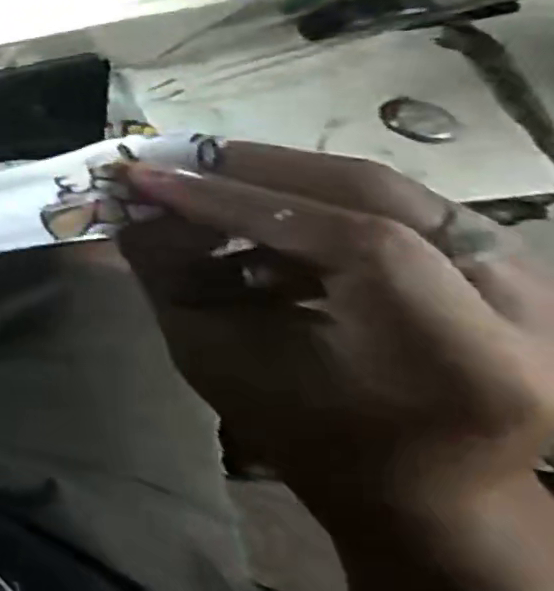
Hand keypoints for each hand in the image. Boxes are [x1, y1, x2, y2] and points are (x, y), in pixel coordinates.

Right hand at [118, 143, 553, 512]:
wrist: (416, 484)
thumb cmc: (304, 431)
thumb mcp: (213, 354)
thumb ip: (169, 270)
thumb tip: (131, 199)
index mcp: (457, 357)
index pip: (355, 241)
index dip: (238, 201)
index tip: (147, 180)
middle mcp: (520, 312)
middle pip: (377, 194)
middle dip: (257, 167)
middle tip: (173, 160)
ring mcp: (525, 282)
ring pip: (383, 187)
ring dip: (280, 174)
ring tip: (207, 177)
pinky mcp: (502, 263)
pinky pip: (391, 201)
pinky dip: (311, 193)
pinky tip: (258, 205)